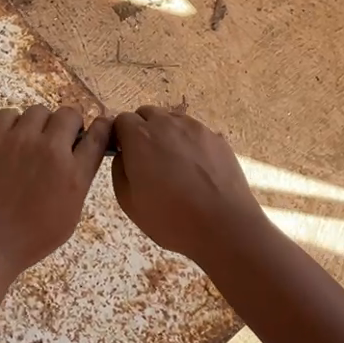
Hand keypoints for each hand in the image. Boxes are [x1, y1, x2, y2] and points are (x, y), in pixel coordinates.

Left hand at [0, 105, 113, 278]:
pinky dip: (10, 124)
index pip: (98, 136)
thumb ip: (77, 181)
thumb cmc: (29, 238)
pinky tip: (8, 141)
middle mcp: (51, 150)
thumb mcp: (69, 216)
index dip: (101, 127)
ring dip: (38, 124)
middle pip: (69, 114)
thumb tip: (80, 158)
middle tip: (56, 140)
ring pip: (39, 111)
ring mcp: (21, 140)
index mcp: (74, 174)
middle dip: (67, 125)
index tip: (98, 126)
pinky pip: (8, 114)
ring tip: (29, 143)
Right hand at [110, 106, 265, 265]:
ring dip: (167, 135)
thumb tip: (124, 155)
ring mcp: (195, 128)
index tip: (126, 155)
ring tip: (175, 165)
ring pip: (172, 121)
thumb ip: (118, 169)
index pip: (121, 120)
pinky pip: (195, 133)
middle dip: (143, 131)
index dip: (121, 137)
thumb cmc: (170, 218)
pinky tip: (197, 170)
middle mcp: (166, 124)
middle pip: (147, 114)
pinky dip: (190, 144)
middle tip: (149, 161)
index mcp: (140, 136)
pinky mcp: (216, 138)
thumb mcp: (128, 201)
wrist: (224, 228)